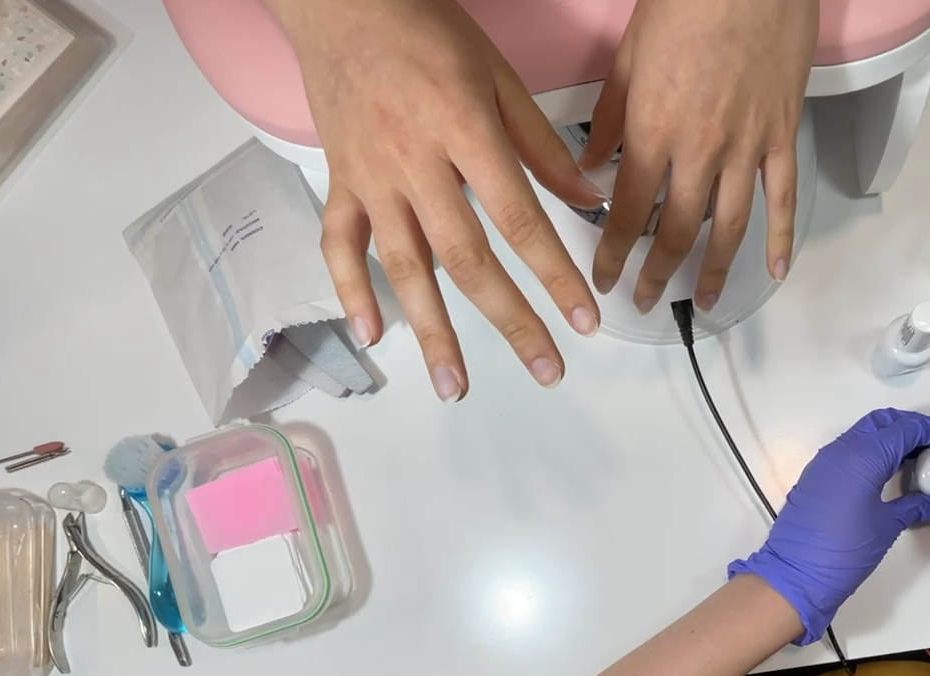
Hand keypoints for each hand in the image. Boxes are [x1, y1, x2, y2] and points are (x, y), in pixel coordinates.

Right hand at [266, 0, 605, 401]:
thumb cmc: (426, 32)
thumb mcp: (499, 77)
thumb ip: (543, 146)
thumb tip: (590, 201)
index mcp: (463, 130)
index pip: (520, 221)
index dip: (556, 277)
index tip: (586, 323)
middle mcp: (415, 163)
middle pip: (468, 259)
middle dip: (511, 322)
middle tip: (545, 370)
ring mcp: (371, 179)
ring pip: (405, 267)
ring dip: (432, 333)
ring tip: (456, 387)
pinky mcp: (339, 183)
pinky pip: (339, 245)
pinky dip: (351, 292)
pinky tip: (374, 338)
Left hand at [581, 0, 817, 313]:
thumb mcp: (631, 54)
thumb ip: (610, 118)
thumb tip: (588, 165)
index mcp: (655, 128)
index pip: (628, 210)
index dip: (614, 253)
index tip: (604, 281)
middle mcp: (699, 149)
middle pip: (676, 231)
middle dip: (657, 274)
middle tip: (646, 301)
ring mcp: (745, 146)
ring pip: (728, 227)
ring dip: (713, 271)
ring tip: (702, 302)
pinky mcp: (781, 136)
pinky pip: (781, 197)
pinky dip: (781, 237)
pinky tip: (775, 271)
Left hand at [730, 409, 929, 644]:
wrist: (795, 575)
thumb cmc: (845, 551)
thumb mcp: (886, 527)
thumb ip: (915, 507)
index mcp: (862, 457)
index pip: (906, 429)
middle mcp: (841, 450)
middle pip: (883, 422)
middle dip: (912, 427)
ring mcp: (825, 461)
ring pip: (864, 433)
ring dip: (891, 437)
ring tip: (917, 457)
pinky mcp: (816, 475)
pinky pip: (849, 449)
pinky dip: (872, 450)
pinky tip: (888, 471)